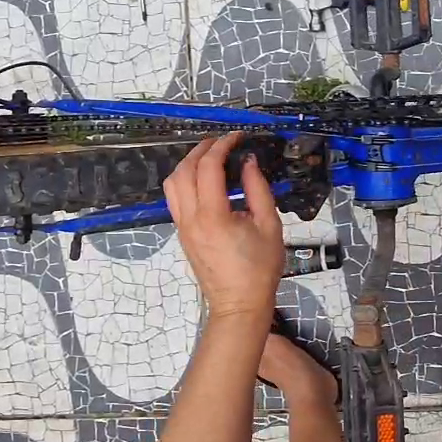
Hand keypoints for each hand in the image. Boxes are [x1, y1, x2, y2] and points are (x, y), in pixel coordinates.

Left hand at [163, 133, 283, 321]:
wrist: (239, 304)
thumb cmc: (260, 268)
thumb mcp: (269, 225)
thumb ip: (258, 188)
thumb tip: (248, 161)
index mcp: (213, 215)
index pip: (208, 166)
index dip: (222, 145)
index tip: (238, 137)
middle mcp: (190, 218)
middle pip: (183, 170)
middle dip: (202, 149)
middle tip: (223, 141)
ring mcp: (182, 226)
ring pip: (172, 183)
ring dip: (188, 163)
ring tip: (210, 156)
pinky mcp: (182, 233)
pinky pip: (174, 198)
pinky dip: (184, 180)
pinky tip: (203, 179)